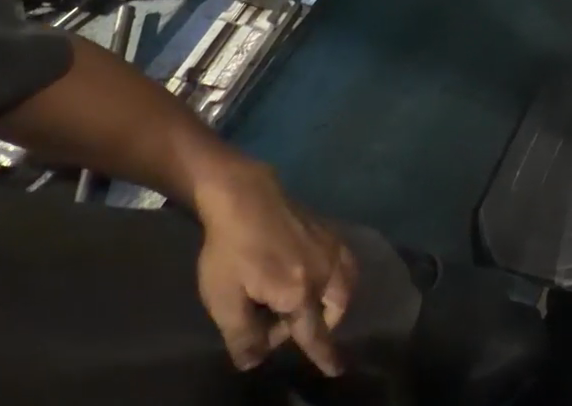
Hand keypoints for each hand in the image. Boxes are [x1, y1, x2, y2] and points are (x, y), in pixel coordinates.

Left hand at [193, 158, 357, 374]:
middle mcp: (326, 274)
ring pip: (348, 287)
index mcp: (300, 294)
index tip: (337, 370)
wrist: (249, 201)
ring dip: (334, 304)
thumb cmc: (231, 253)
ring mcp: (334, 252)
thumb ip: (241, 334)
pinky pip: (348, 266)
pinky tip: (320, 276)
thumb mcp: (223, 300)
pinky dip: (341, 280)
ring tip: (308, 306)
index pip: (313, 333)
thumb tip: (254, 361)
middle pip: (335, 310)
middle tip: (280, 326)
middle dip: (316, 325)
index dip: (323, 354)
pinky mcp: (334, 236)